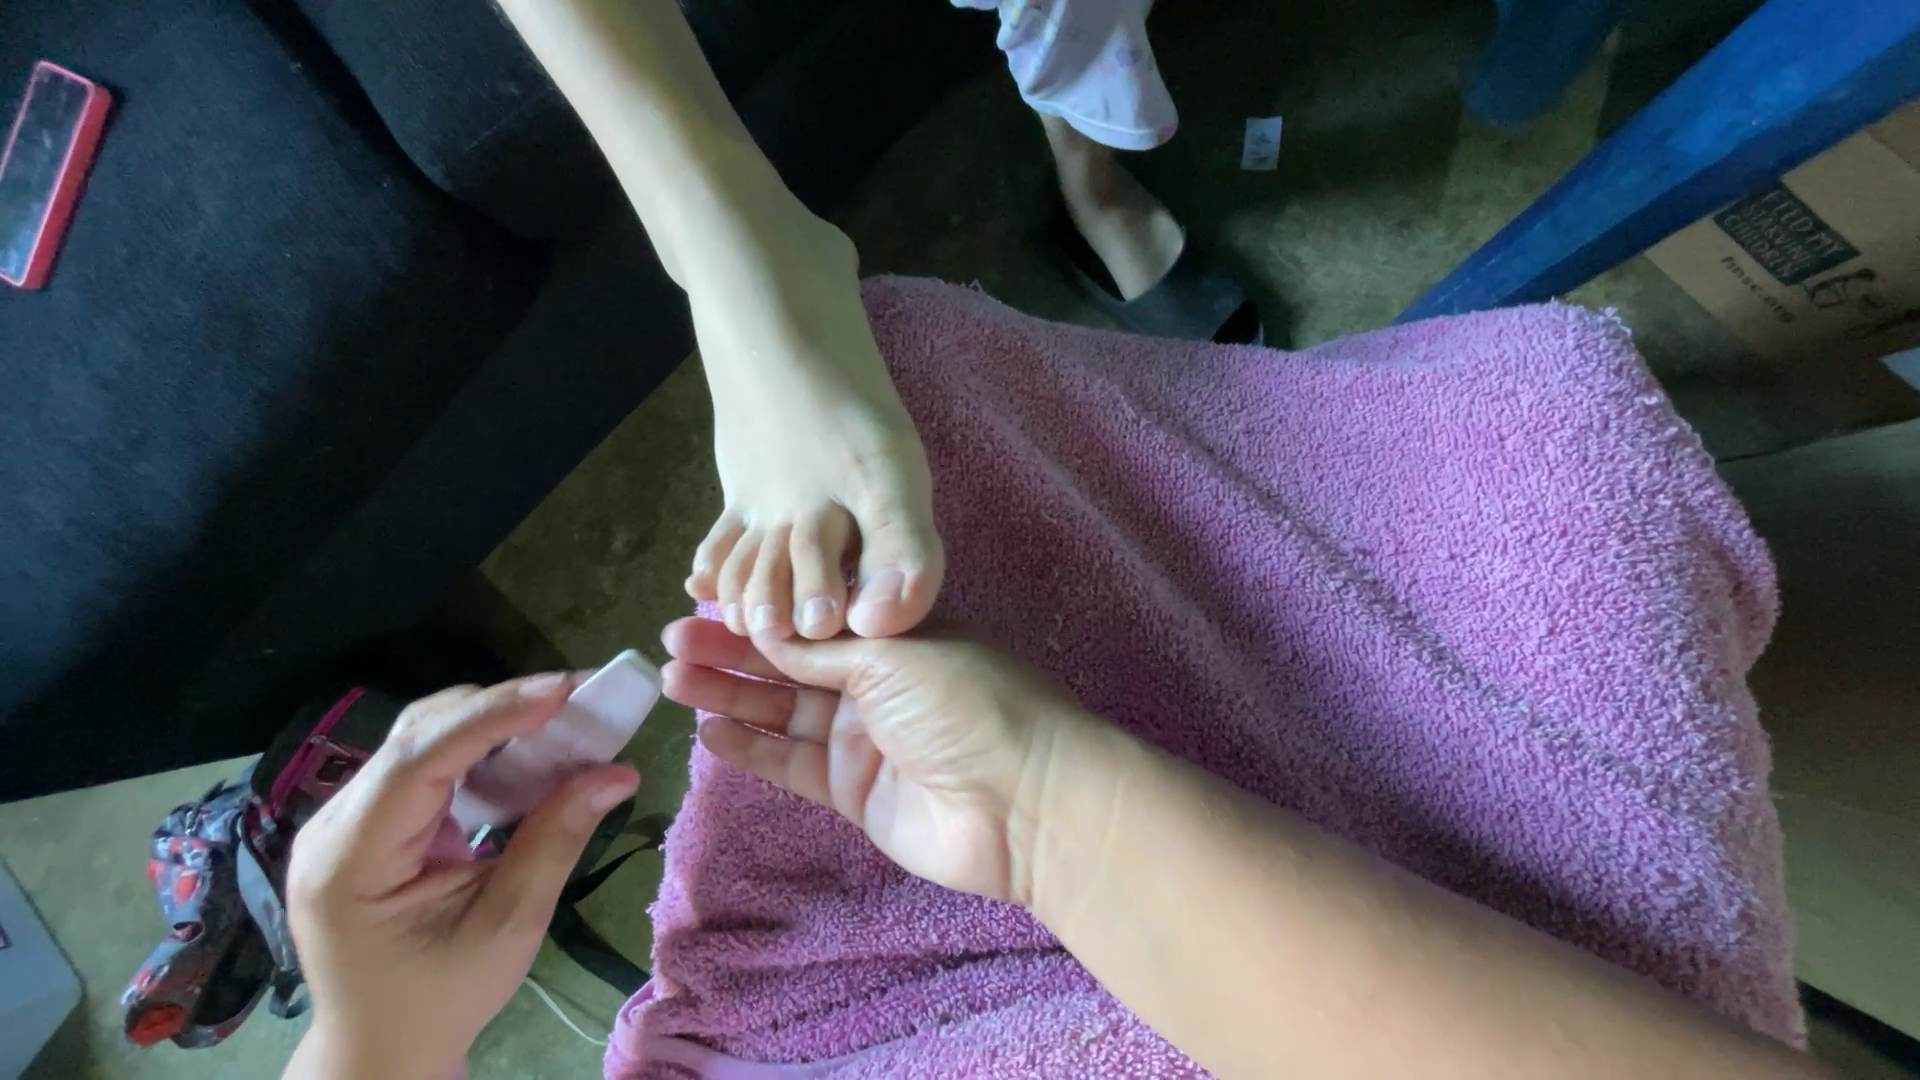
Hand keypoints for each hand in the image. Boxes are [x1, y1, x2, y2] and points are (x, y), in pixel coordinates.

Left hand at [283, 674, 638, 1078]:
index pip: (417, 762)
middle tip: (579, 694)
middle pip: (419, 735)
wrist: (382, 1046)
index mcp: (350, 860)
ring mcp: (353, 818)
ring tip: (564, 711)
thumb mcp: (508, 925)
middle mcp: (337, 825)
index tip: (562, 690)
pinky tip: (530, 743)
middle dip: (501, 706)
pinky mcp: (378, 818)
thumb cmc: (440, 996)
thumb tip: (618, 772)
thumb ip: (556, 840)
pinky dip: (487, 741)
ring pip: (425, 736)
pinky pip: (432, 758)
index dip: (491, 717)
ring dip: (496, 717)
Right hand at [660, 617, 1099, 901]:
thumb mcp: (891, 656)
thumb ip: (822, 648)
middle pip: (790, 661)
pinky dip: (751, 747)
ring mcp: (863, 736)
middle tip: (672, 638)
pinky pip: (791, 763)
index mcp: (894, 634)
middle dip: (734, 649)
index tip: (710, 597)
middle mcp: (876, 681)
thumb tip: (768, 630)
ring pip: (782, 710)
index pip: (815, 614)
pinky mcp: (854, 789)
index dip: (765, 607)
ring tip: (672, 677)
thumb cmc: (965, 703)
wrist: (1021, 802)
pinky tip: (708, 730)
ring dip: (729, 694)